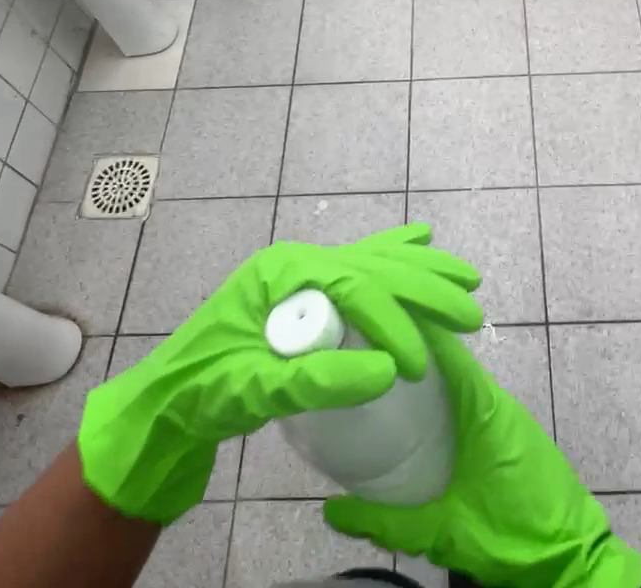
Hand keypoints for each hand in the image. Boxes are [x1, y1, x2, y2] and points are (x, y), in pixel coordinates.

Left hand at [78, 224, 482, 522]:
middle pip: (373, 265)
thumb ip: (315, 381)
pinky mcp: (308, 289)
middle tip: (471, 317)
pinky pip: (361, 265)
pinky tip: (422, 239)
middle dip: (426, 288)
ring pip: (375, 260)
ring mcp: (302, 271)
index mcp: (281, 272)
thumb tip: (388, 372)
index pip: (352, 286)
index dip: (393, 321)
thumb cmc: (204, 393)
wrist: (168, 402)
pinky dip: (394, 254)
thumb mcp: (253, 390)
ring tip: (467, 280)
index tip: (417, 367)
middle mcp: (296, 261)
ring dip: (422, 270)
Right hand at [323, 327, 640, 587]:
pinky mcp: (506, 434)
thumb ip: (387, 522)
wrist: (574, 561)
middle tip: (359, 349)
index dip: (411, 329)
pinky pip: (467, 402)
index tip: (370, 319)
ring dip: (423, 376)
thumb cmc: (515, 535)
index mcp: (485, 407)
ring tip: (376, 375)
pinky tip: (410, 417)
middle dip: (408, 350)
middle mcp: (496, 400)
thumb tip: (331, 511)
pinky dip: (439, 399)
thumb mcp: (445, 531)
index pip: (446, 349)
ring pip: (457, 381)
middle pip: (447, 360)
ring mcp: (504, 416)